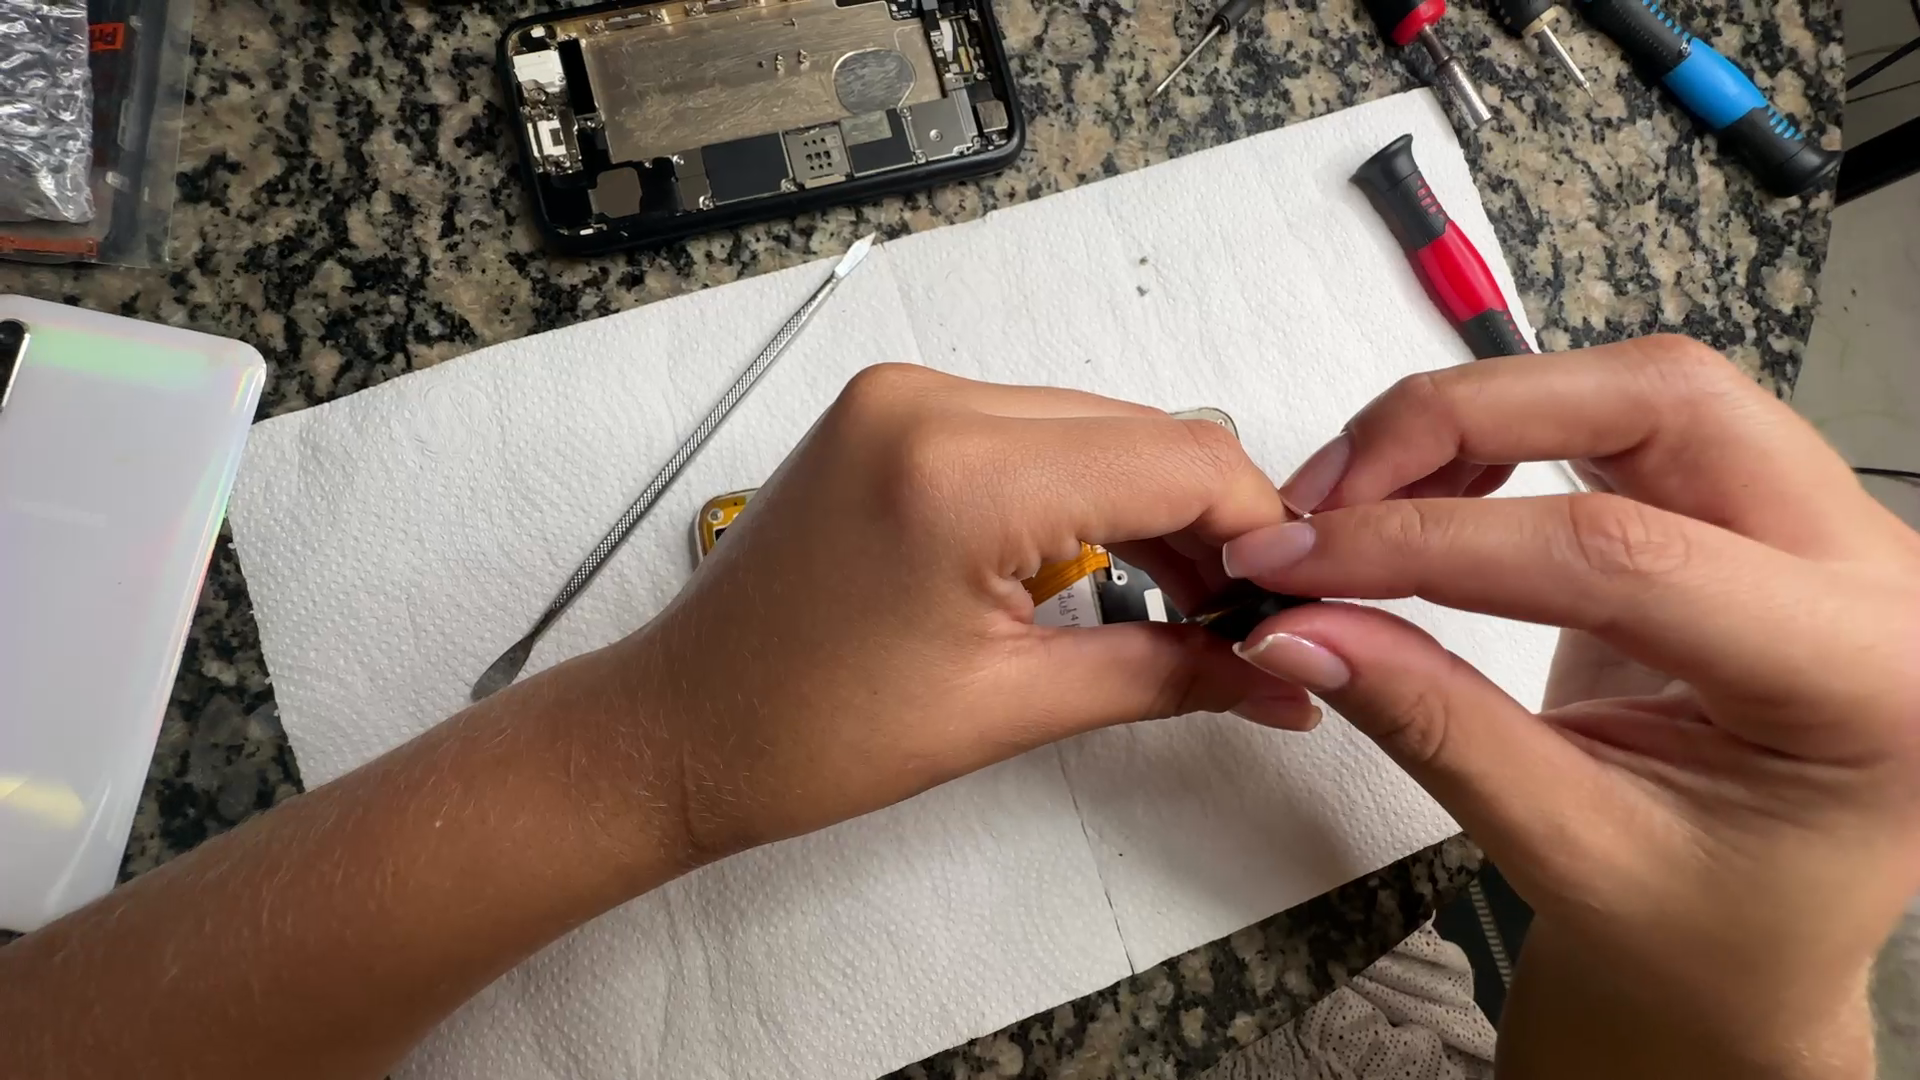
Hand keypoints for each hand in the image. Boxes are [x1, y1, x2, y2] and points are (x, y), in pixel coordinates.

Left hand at [603, 364, 1310, 863]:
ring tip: (1176, 595)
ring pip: (1085, 426)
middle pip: (1134, 430)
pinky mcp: (890, 414)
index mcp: (960, 471)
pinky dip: (1077, 487)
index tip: (1286, 595)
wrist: (681, 725)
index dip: (1254, 526)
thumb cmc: (814, 735)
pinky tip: (1094, 554)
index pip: (1173, 458)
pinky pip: (1026, 431)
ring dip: (1143, 500)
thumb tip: (1276, 678)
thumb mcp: (1008, 706)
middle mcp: (929, 399)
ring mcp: (902, 395)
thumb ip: (1161, 672)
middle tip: (1236, 611)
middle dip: (1205, 518)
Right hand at [1217, 337, 1919, 1077]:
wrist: (1745, 921)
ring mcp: (1809, 519)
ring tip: (1353, 495)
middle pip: (1650, 398)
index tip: (1286, 562)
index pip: (1607, 552)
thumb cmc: (1684, 915)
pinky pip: (1603, 414)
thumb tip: (1290, 630)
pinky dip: (1484, 433)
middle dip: (1451, 423)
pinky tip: (1421, 492)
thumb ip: (1420, 718)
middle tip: (1323, 497)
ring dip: (1462, 418)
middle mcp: (1866, 565)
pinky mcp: (1733, 508)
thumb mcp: (1553, 840)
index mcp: (1861, 680)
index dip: (1415, 542)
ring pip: (1625, 384)